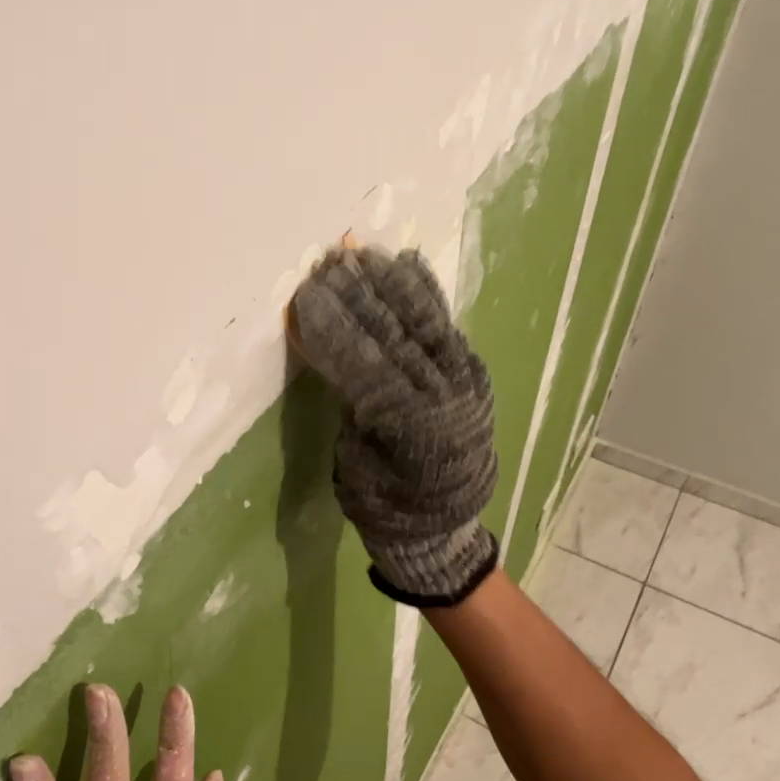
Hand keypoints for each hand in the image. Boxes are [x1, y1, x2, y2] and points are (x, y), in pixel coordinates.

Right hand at [289, 244, 499, 605]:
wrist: (440, 528)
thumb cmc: (383, 503)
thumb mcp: (352, 457)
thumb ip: (345, 397)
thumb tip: (323, 343)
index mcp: (406, 425)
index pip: (363, 361)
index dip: (333, 326)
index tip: (306, 294)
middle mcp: (441, 395)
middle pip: (394, 332)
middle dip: (359, 294)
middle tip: (329, 260)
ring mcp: (463, 381)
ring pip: (425, 320)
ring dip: (392, 282)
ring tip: (364, 252)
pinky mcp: (474, 375)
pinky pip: (447, 325)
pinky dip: (426, 293)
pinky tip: (408, 263)